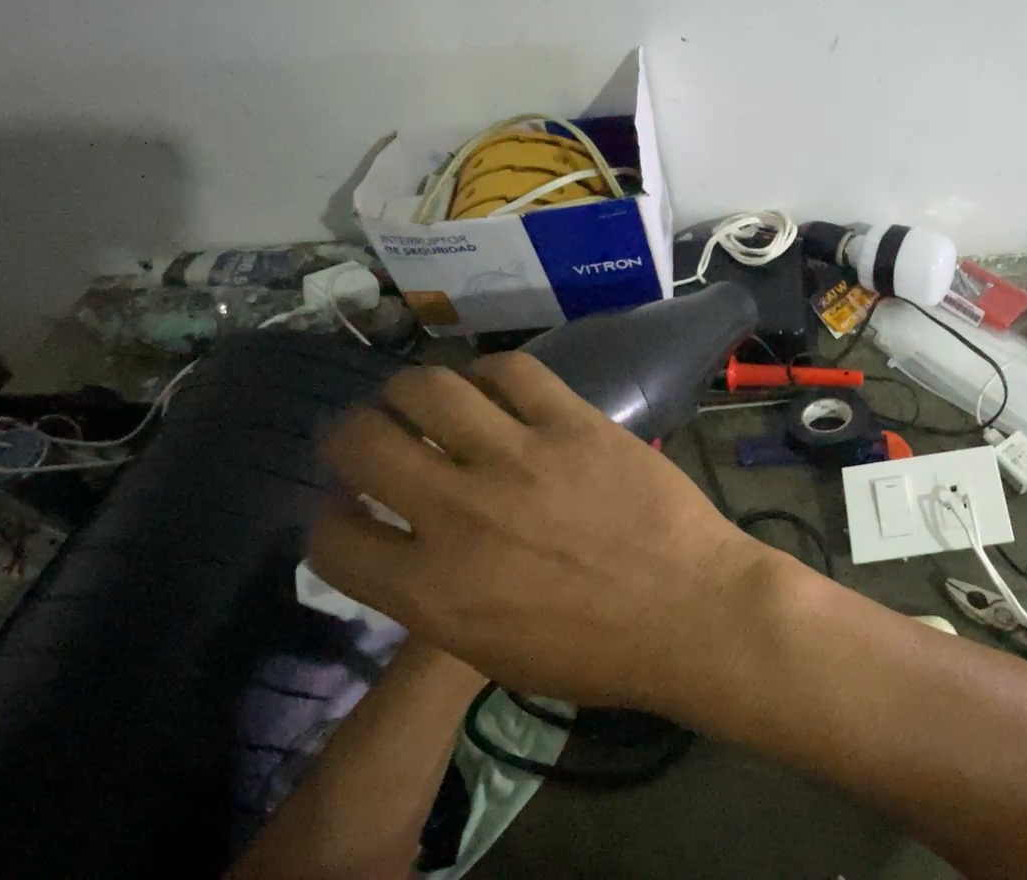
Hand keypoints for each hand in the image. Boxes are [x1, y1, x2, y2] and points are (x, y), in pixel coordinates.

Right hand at [308, 354, 791, 716]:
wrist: (695, 613)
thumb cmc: (601, 654)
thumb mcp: (496, 654)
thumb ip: (438, 601)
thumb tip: (410, 551)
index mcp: (430, 592)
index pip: (331, 538)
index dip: (331, 517)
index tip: (353, 506)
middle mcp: (459, 515)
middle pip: (361, 443)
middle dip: (350, 435)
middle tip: (371, 435)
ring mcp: (520, 460)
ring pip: (429, 389)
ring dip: (411, 390)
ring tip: (423, 399)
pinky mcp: (576, 425)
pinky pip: (514, 371)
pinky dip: (490, 371)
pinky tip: (493, 386)